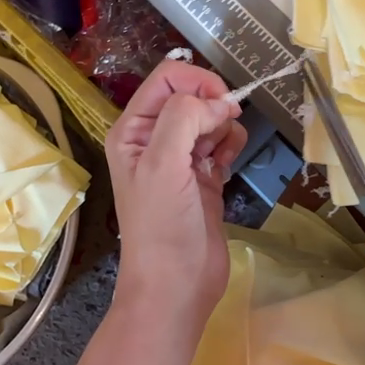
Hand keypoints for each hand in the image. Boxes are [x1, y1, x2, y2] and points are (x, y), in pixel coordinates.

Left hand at [105, 61, 247, 325]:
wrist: (176, 285)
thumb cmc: (162, 226)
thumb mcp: (162, 165)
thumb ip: (184, 119)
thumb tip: (219, 102)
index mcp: (132, 130)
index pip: (166, 79)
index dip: (197, 82)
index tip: (221, 103)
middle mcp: (154, 139)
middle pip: (191, 95)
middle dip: (213, 106)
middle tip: (219, 136)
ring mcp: (180, 158)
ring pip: (211, 118)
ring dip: (224, 128)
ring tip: (220, 158)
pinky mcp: (204, 177)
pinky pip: (223, 143)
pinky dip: (231, 147)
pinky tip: (227, 167)